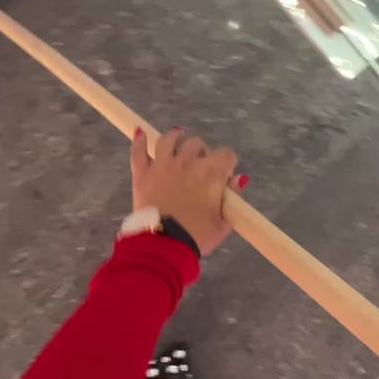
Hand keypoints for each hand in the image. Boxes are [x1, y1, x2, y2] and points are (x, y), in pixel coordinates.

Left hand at [129, 126, 241, 252]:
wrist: (164, 246)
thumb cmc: (197, 236)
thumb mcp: (224, 222)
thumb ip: (233, 197)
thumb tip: (239, 179)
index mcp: (211, 172)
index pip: (226, 154)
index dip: (227, 164)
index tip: (224, 176)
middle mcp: (187, 162)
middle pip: (197, 144)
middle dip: (202, 153)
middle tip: (199, 167)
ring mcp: (162, 165)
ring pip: (169, 140)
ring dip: (175, 138)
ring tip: (177, 139)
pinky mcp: (142, 174)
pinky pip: (139, 151)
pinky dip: (139, 141)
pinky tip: (140, 132)